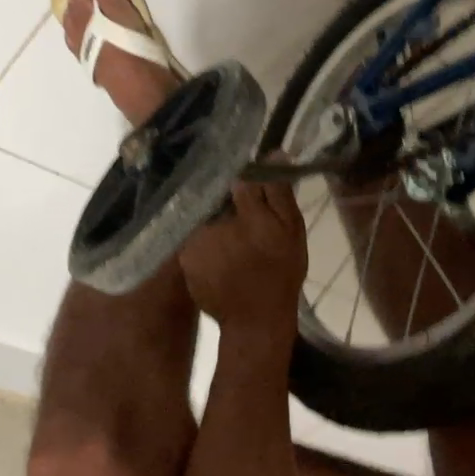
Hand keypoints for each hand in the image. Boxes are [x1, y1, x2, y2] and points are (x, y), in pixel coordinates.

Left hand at [179, 182, 307, 341]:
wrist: (256, 323)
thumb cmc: (280, 273)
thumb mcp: (290, 229)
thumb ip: (278, 192)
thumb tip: (273, 152)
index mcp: (240, 211)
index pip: (234, 175)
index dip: (240, 173)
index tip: (245, 174)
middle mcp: (210, 220)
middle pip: (213, 195)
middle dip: (224, 198)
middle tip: (241, 211)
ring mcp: (192, 243)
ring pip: (203, 217)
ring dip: (213, 220)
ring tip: (231, 234)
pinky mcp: (184, 261)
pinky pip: (194, 239)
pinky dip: (206, 242)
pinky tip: (221, 253)